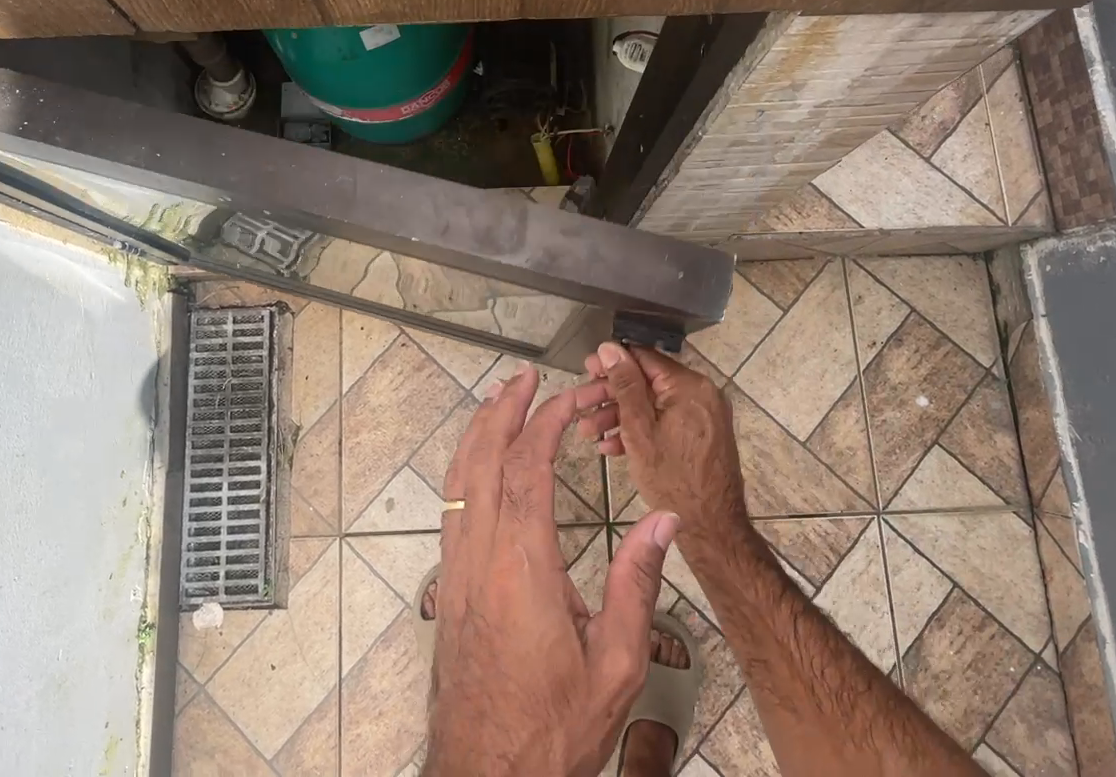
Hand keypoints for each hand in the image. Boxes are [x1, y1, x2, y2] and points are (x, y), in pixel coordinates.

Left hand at [427, 365, 678, 776]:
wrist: (488, 775)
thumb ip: (638, 585)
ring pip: (458, 481)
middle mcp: (480, 558)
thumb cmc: (555, 726)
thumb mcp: (616, 664)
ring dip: (477, 432)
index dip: (547, 422)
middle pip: (482, 461)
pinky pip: (452, 508)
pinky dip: (465, 468)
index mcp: (523, 568)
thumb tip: (664, 521)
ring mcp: (458, 572)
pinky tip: (480, 463)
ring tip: (500, 401)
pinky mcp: (450, 588)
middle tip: (526, 378)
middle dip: (504, 410)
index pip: (527, 469)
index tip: (571, 398)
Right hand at [581, 342, 748, 538]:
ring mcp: (703, 415)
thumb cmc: (672, 479)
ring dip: (619, 416)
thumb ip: (624, 386)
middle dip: (610, 395)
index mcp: (689, 386)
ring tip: (587, 432)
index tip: (585, 370)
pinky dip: (641, 430)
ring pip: (653, 404)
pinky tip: (611, 446)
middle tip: (581, 404)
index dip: (611, 363)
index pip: (644, 358)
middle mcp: (701, 394)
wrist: (710, 527)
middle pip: (647, 383)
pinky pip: (666, 421)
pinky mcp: (700, 434)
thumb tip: (608, 348)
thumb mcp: (639, 430)